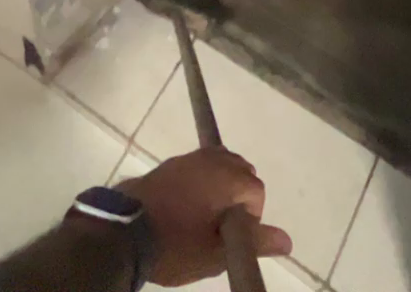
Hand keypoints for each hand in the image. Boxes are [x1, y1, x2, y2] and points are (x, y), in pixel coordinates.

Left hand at [117, 147, 293, 285]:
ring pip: (220, 163)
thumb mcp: (216, 253)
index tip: (233, 236)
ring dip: (222, 185)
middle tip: (223, 227)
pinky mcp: (170, 163)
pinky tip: (189, 207)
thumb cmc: (175, 244)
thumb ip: (253, 243)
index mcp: (226, 177)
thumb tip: (287, 240)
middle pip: (240, 168)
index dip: (251, 216)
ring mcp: (188, 158)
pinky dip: (203, 181)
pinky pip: (199, 165)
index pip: (256, 189)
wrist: (123, 230)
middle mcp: (210, 159)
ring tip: (207, 218)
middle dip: (239, 195)